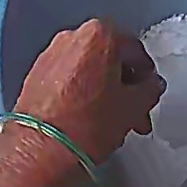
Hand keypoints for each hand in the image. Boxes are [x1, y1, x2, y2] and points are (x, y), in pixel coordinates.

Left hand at [13, 18, 164, 166]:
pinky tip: (88, 119)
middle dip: (124, 85)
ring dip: (103, 91)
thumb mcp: (133, 107)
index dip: (146, 73)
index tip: (149, 88)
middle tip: (133, 107)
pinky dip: (81, 94)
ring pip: (88, 70)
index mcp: (98, 36)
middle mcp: (71, 39)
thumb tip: (149, 87)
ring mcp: (50, 57)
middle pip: (108, 58)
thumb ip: (149, 90)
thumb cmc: (80, 127)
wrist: (41, 150)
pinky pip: (68, 80)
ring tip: (112, 119)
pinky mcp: (36, 76)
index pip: (135, 48)